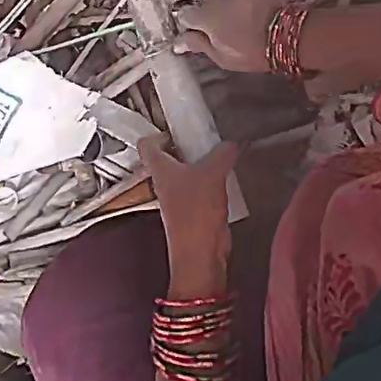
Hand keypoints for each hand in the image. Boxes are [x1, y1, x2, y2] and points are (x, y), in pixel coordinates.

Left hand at [138, 137, 239, 295]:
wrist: (201, 253)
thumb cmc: (197, 211)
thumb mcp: (213, 173)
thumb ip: (223, 154)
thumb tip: (233, 143)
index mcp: (160, 170)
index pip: (147, 145)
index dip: (158, 133)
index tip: (177, 127)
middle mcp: (165, 183)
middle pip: (169, 157)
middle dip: (186, 145)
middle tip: (203, 134)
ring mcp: (179, 197)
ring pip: (186, 172)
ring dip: (201, 162)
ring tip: (219, 151)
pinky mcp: (194, 210)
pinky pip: (201, 186)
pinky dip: (212, 178)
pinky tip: (227, 174)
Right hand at [174, 0, 292, 73]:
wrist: (287, 35)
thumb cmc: (256, 50)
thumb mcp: (222, 57)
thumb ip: (198, 45)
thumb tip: (180, 42)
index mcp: (204, 17)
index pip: (183, 14)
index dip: (188, 23)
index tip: (194, 30)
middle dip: (204, 9)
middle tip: (215, 24)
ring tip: (229, 9)